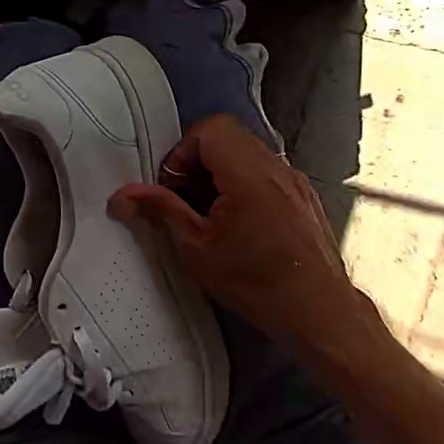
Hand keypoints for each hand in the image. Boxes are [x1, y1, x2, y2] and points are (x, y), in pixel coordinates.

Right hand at [108, 114, 379, 353]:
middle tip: (186, 197)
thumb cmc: (256, 283)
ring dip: (219, 170)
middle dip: (197, 160)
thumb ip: (160, 211)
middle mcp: (276, 168)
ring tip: (210, 211)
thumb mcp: (196, 249)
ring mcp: (294, 180)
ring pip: (247, 151)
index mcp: (249, 175)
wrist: (321, 314)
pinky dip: (243, 181)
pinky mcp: (304, 195)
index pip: (209, 130)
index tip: (174, 186)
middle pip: (228, 135)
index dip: (182, 152)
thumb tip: (123, 195)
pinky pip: (266, 169)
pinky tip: (237, 220)